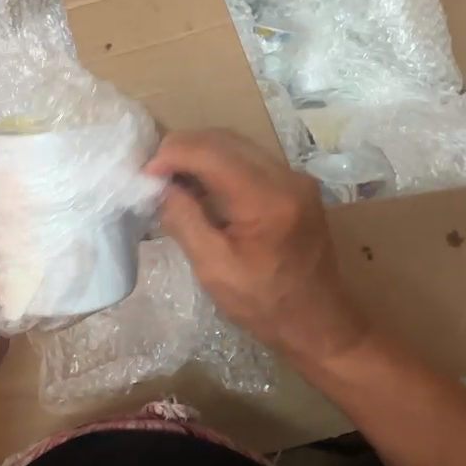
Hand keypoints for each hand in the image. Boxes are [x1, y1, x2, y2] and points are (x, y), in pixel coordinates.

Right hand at [148, 129, 368, 365]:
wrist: (321, 325)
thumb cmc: (264, 304)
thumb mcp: (213, 268)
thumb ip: (184, 219)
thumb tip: (159, 185)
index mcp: (267, 199)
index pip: (211, 152)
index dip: (172, 154)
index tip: (145, 173)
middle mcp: (286, 177)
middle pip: (224, 140)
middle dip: (183, 148)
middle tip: (153, 171)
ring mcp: (295, 178)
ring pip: (236, 144)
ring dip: (199, 153)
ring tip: (171, 176)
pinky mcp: (296, 185)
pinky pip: (249, 158)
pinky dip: (219, 162)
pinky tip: (200, 183)